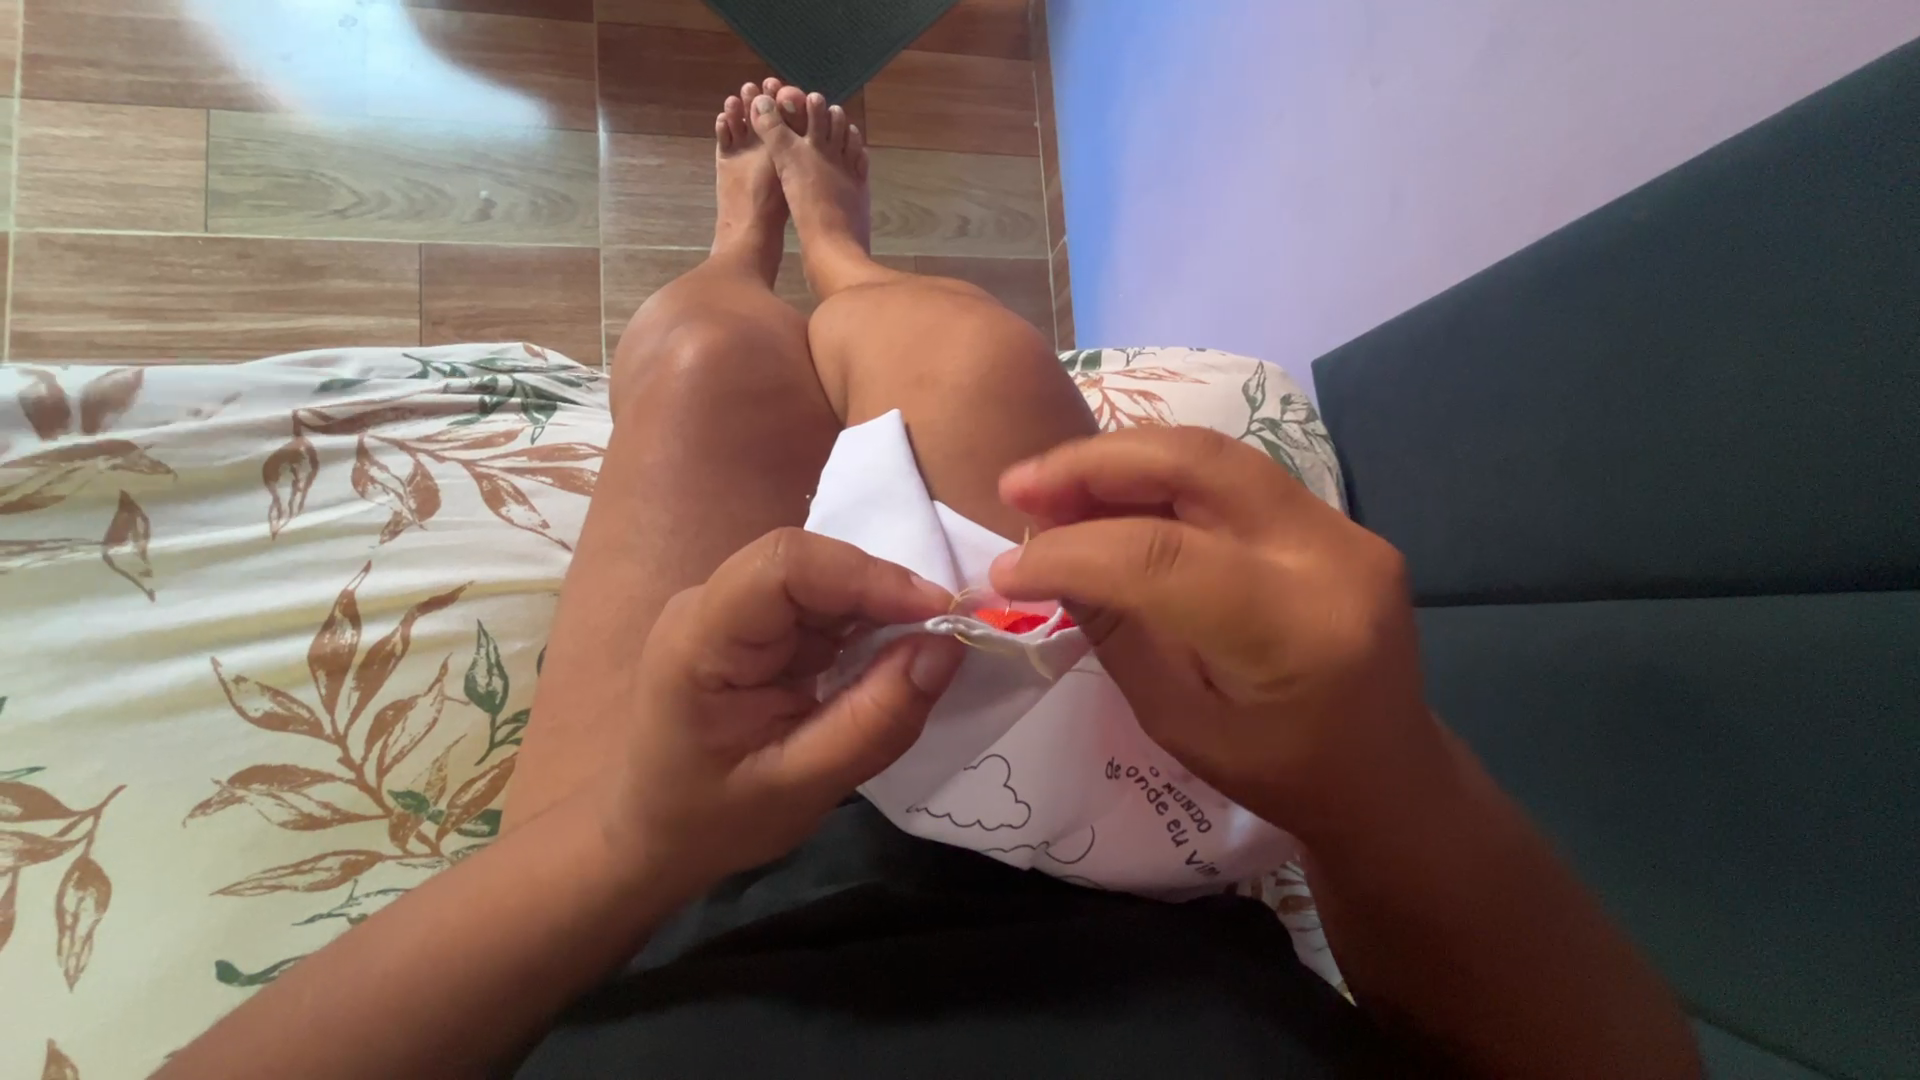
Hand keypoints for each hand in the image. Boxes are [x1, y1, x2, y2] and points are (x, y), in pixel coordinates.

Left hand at [599, 527, 965, 893]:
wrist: (652, 835)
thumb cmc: (712, 821)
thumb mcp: (802, 788)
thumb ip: (875, 721)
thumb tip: (946, 648)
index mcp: (700, 640)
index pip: (784, 565)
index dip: (867, 575)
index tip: (936, 612)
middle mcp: (713, 605)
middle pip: (811, 564)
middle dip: (885, 592)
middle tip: (946, 634)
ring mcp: (735, 611)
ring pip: (826, 579)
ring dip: (882, 608)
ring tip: (926, 649)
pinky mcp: (760, 626)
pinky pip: (825, 605)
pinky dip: (868, 625)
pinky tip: (891, 658)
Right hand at [989, 426, 1451, 843]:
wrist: (1390, 777)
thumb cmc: (1279, 774)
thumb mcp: (1176, 722)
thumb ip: (1115, 631)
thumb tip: (1050, 563)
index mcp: (1292, 632)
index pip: (1160, 558)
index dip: (1069, 551)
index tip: (1009, 567)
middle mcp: (1330, 558)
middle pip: (1197, 464)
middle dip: (1092, 465)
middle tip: (1019, 485)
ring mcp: (1343, 529)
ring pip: (1213, 453)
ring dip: (1120, 459)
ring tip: (1050, 484)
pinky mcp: (1336, 520)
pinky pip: (1232, 476)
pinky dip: (1158, 476)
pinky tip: (1110, 495)